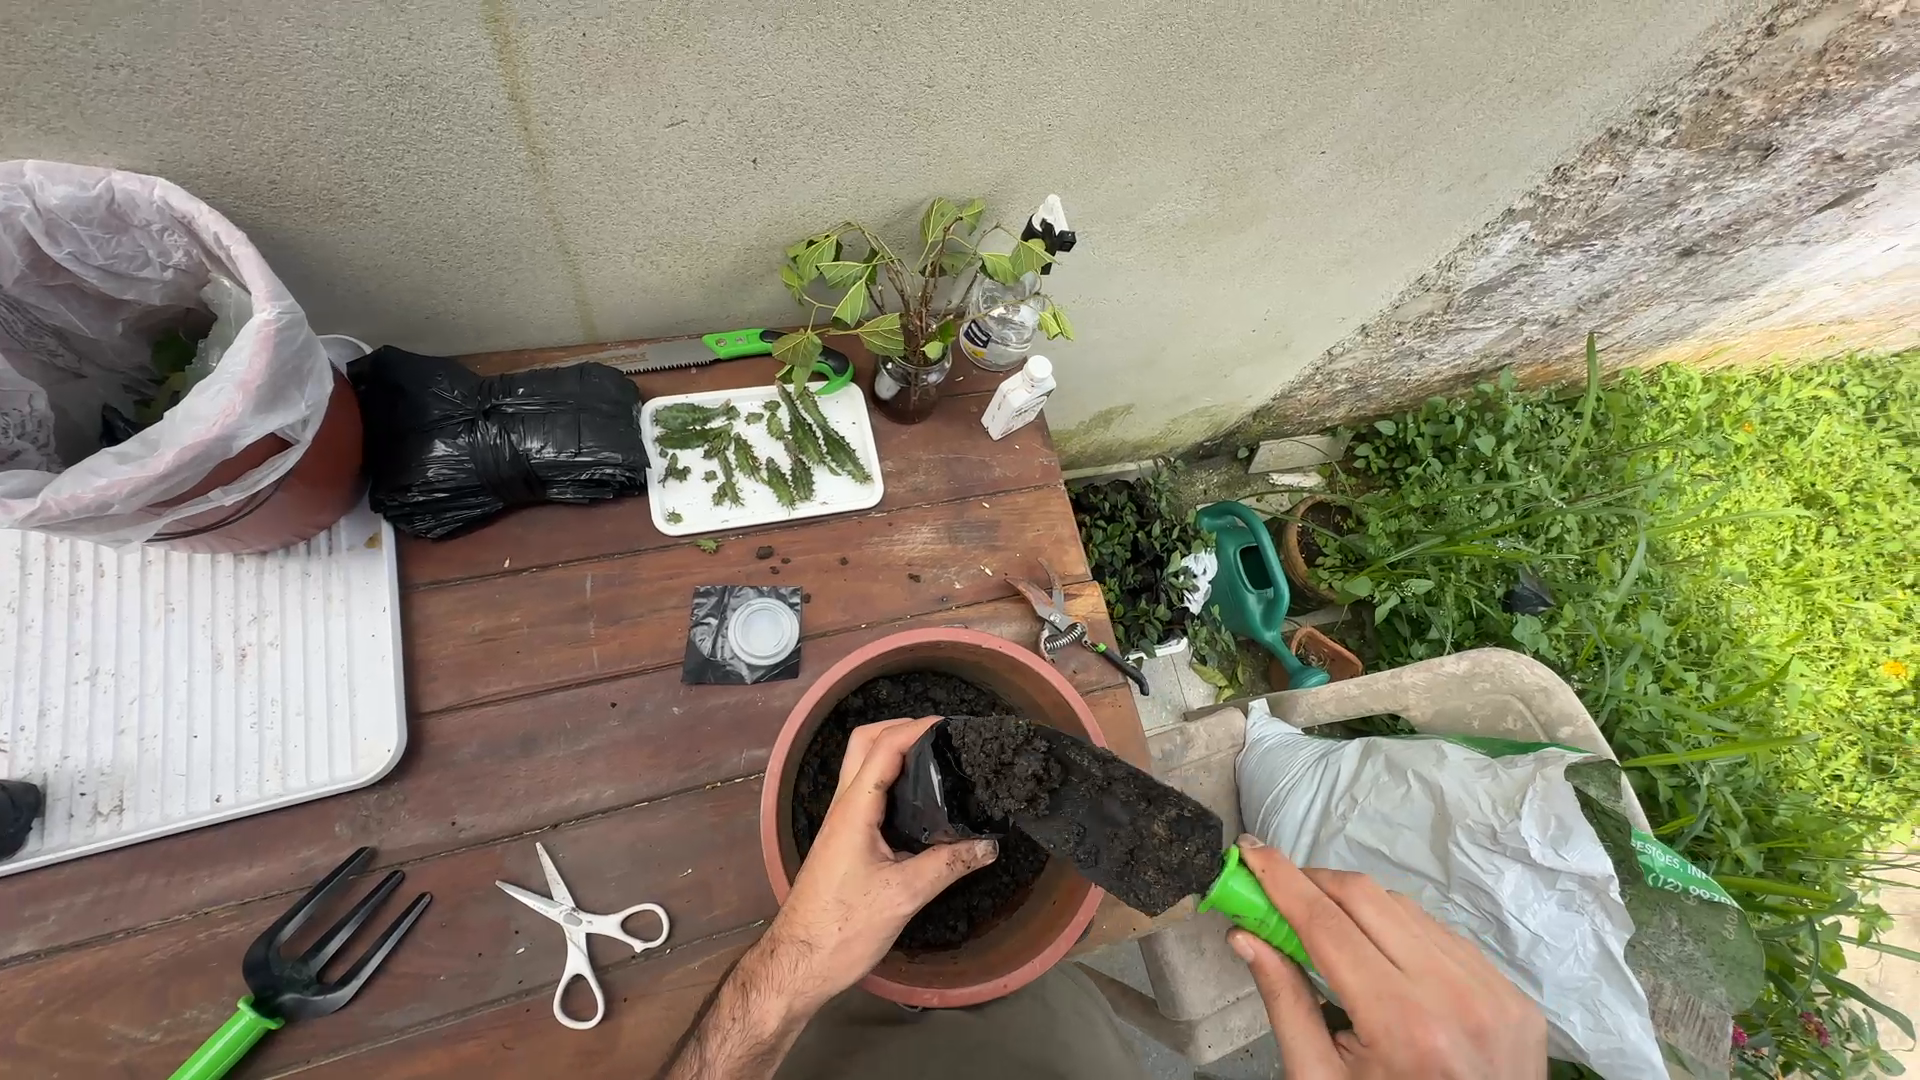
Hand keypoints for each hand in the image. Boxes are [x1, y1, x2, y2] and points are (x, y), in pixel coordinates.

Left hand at [756, 716, 997, 1011]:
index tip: (950, 726)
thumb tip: (989, 845)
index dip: (916, 728)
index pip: (885, 747)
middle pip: (864, 742)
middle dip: (898, 727)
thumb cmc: (843, 928)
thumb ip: (948, 865)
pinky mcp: (844, 838)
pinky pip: (866, 789)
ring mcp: (840, 820)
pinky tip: (917, 798)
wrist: (798, 964)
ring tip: (933, 758)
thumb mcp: (903, 896)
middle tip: (937, 735)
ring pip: (862, 764)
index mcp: (855, 808)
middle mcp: (843, 805)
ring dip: (892, 749)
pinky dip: (889, 776)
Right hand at [1228, 835, 1545, 1079]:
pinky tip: (1381, 956)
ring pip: (1402, 906)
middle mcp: (1456, 996)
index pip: (1326, 923)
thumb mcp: (1319, 1079)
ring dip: (1354, 904)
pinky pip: (1438, 932)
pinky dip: (1397, 928)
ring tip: (1329, 930)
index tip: (1249, 848)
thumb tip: (1242, 934)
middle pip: (1365, 896)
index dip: (1281, 879)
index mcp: (1403, 1025)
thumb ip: (1283, 1000)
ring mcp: (1494, 993)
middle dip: (1312, 882)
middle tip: (1278, 892)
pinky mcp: (1515, 995)